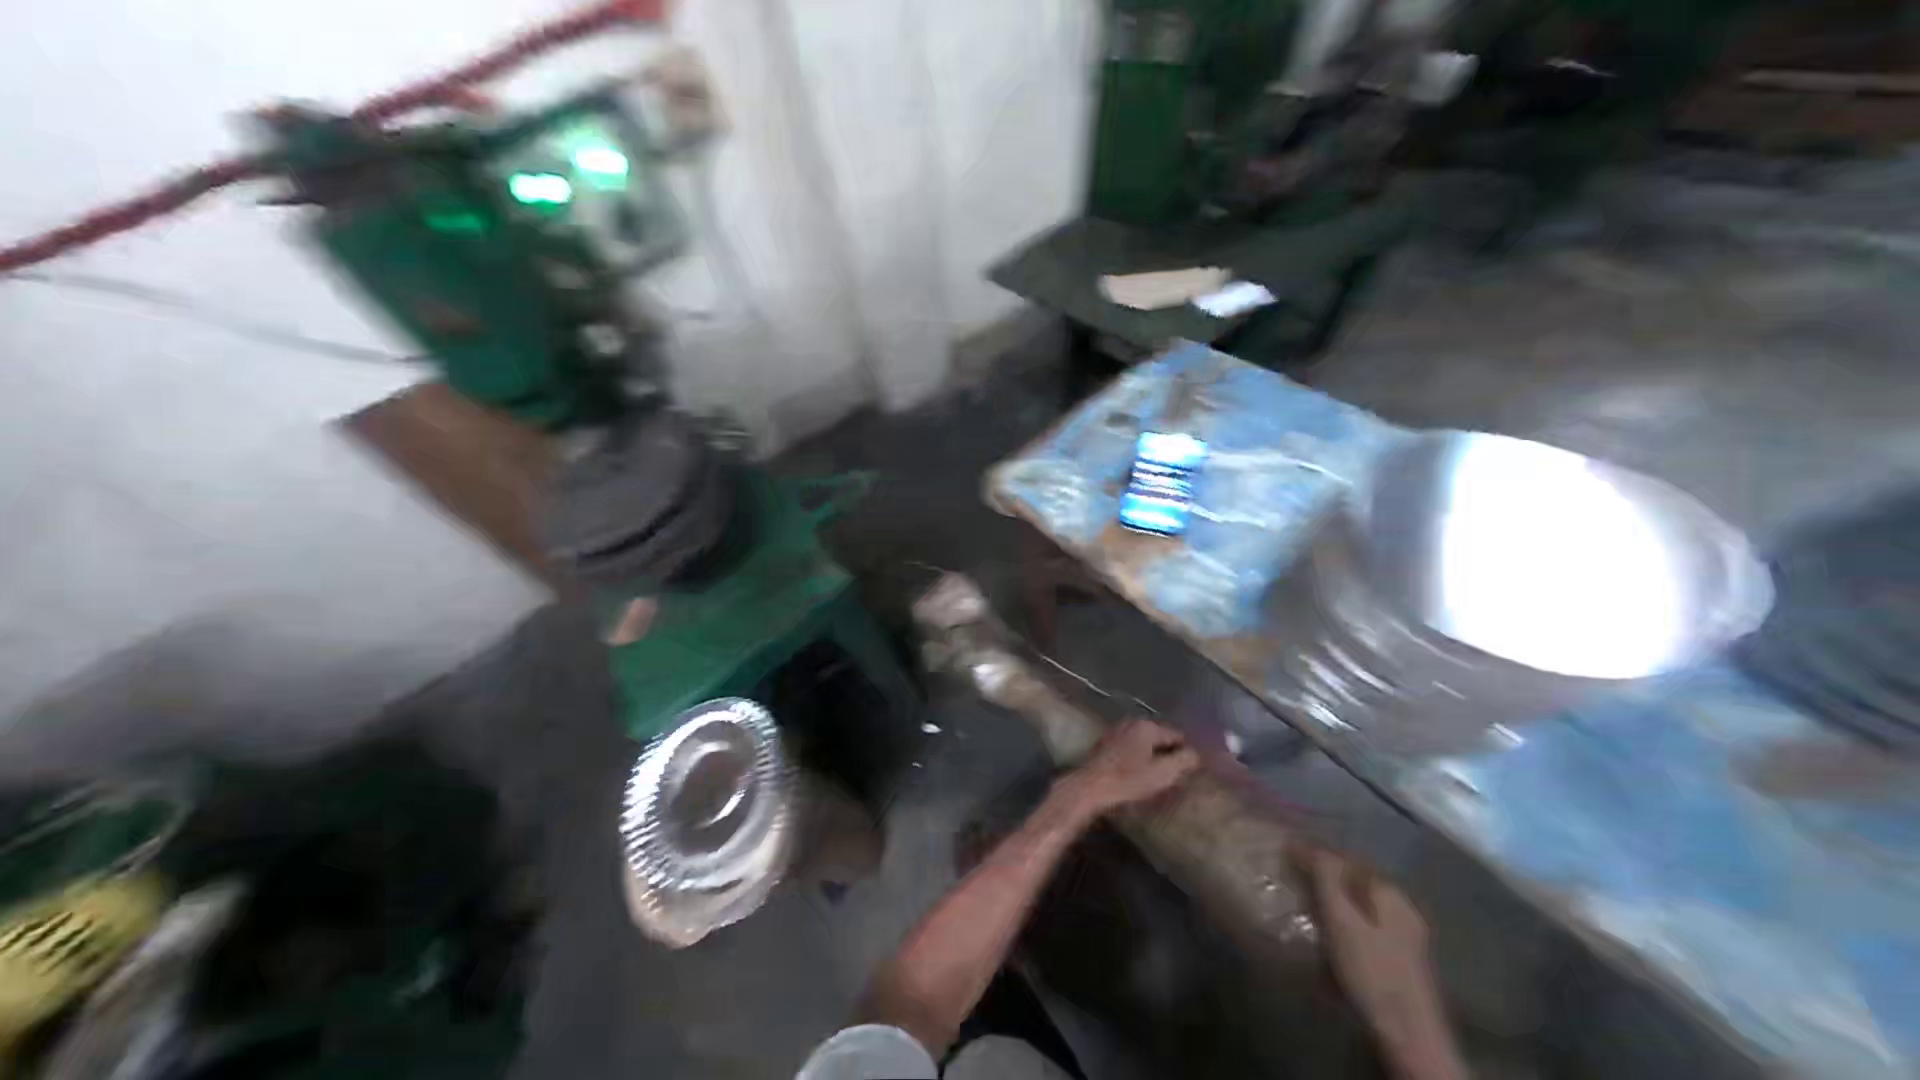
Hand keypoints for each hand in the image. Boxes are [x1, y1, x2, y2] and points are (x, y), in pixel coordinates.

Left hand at [1059, 717, 1200, 818]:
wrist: (1088, 788)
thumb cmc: (1128, 781)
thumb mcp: (1163, 774)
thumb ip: (1185, 760)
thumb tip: (1196, 753)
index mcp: (1147, 726)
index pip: (1178, 736)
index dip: (1187, 754)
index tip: (1190, 773)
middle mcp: (1131, 722)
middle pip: (1161, 738)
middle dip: (1169, 756)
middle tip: (1175, 778)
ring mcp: (1116, 732)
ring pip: (1145, 744)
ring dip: (1153, 759)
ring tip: (1157, 780)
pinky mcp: (1105, 744)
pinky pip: (1130, 749)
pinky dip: (1138, 760)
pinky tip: (1137, 777)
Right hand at [1305, 848, 1442, 1040]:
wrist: (1409, 1037)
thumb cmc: (1371, 972)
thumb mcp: (1342, 920)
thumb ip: (1325, 878)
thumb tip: (1303, 841)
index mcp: (1390, 892)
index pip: (1345, 857)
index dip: (1314, 852)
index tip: (1283, 851)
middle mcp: (1401, 907)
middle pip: (1353, 880)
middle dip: (1321, 875)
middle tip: (1288, 876)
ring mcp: (1402, 935)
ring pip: (1357, 904)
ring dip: (1329, 899)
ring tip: (1300, 903)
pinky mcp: (1396, 959)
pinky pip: (1361, 925)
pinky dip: (1340, 921)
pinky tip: (1324, 934)